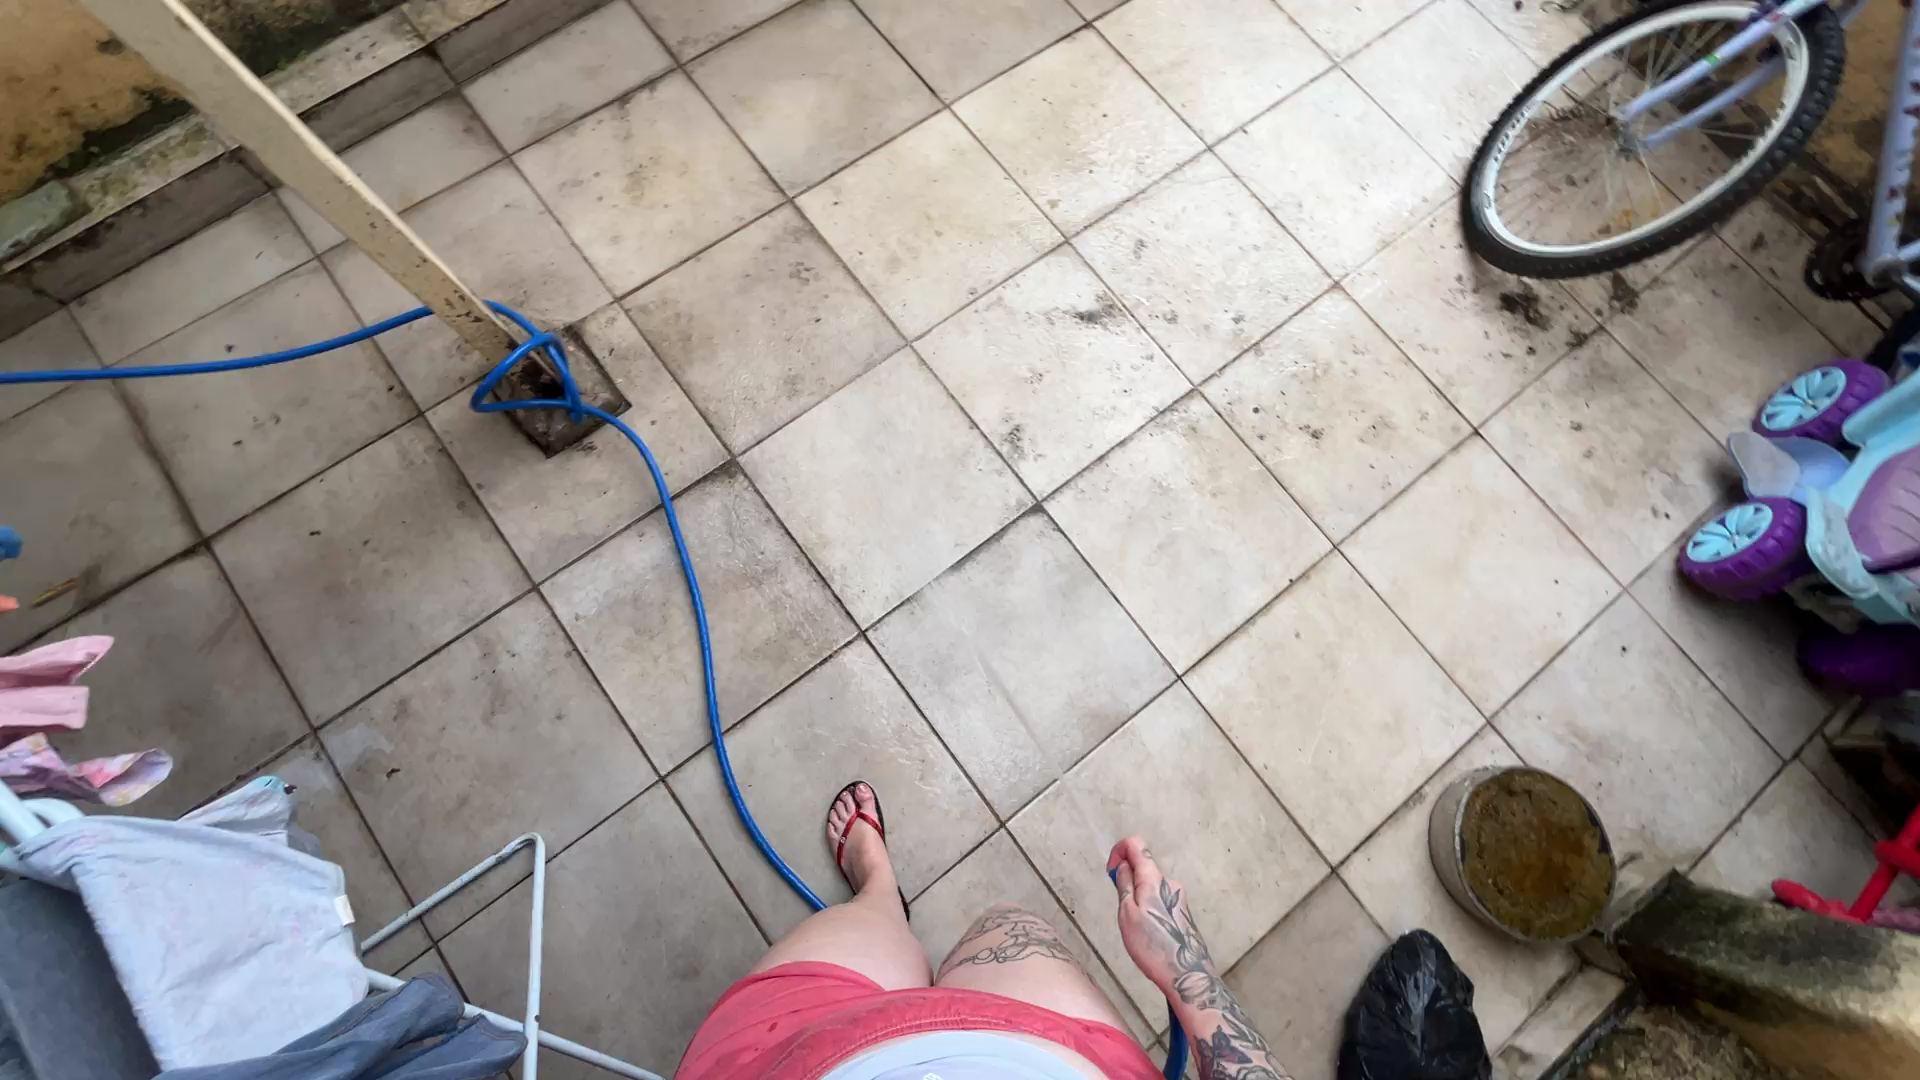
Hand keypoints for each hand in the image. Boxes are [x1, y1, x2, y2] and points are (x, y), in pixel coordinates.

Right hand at [1109, 836, 1291, 1079]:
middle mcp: (1170, 883)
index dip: (1119, 851)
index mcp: (1154, 878)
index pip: (1136, 844)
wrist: (1188, 977)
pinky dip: (1149, 907)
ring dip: (1138, 897)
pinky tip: (1149, 935)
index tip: (1111, 872)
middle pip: (1143, 867)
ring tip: (1135, 928)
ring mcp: (1179, 899)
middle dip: (1127, 879)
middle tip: (1121, 909)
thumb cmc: (1152, 945)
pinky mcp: (1183, 914)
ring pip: (1151, 886)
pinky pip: (1160, 900)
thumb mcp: (1127, 914)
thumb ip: (1124, 884)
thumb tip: (1123, 864)